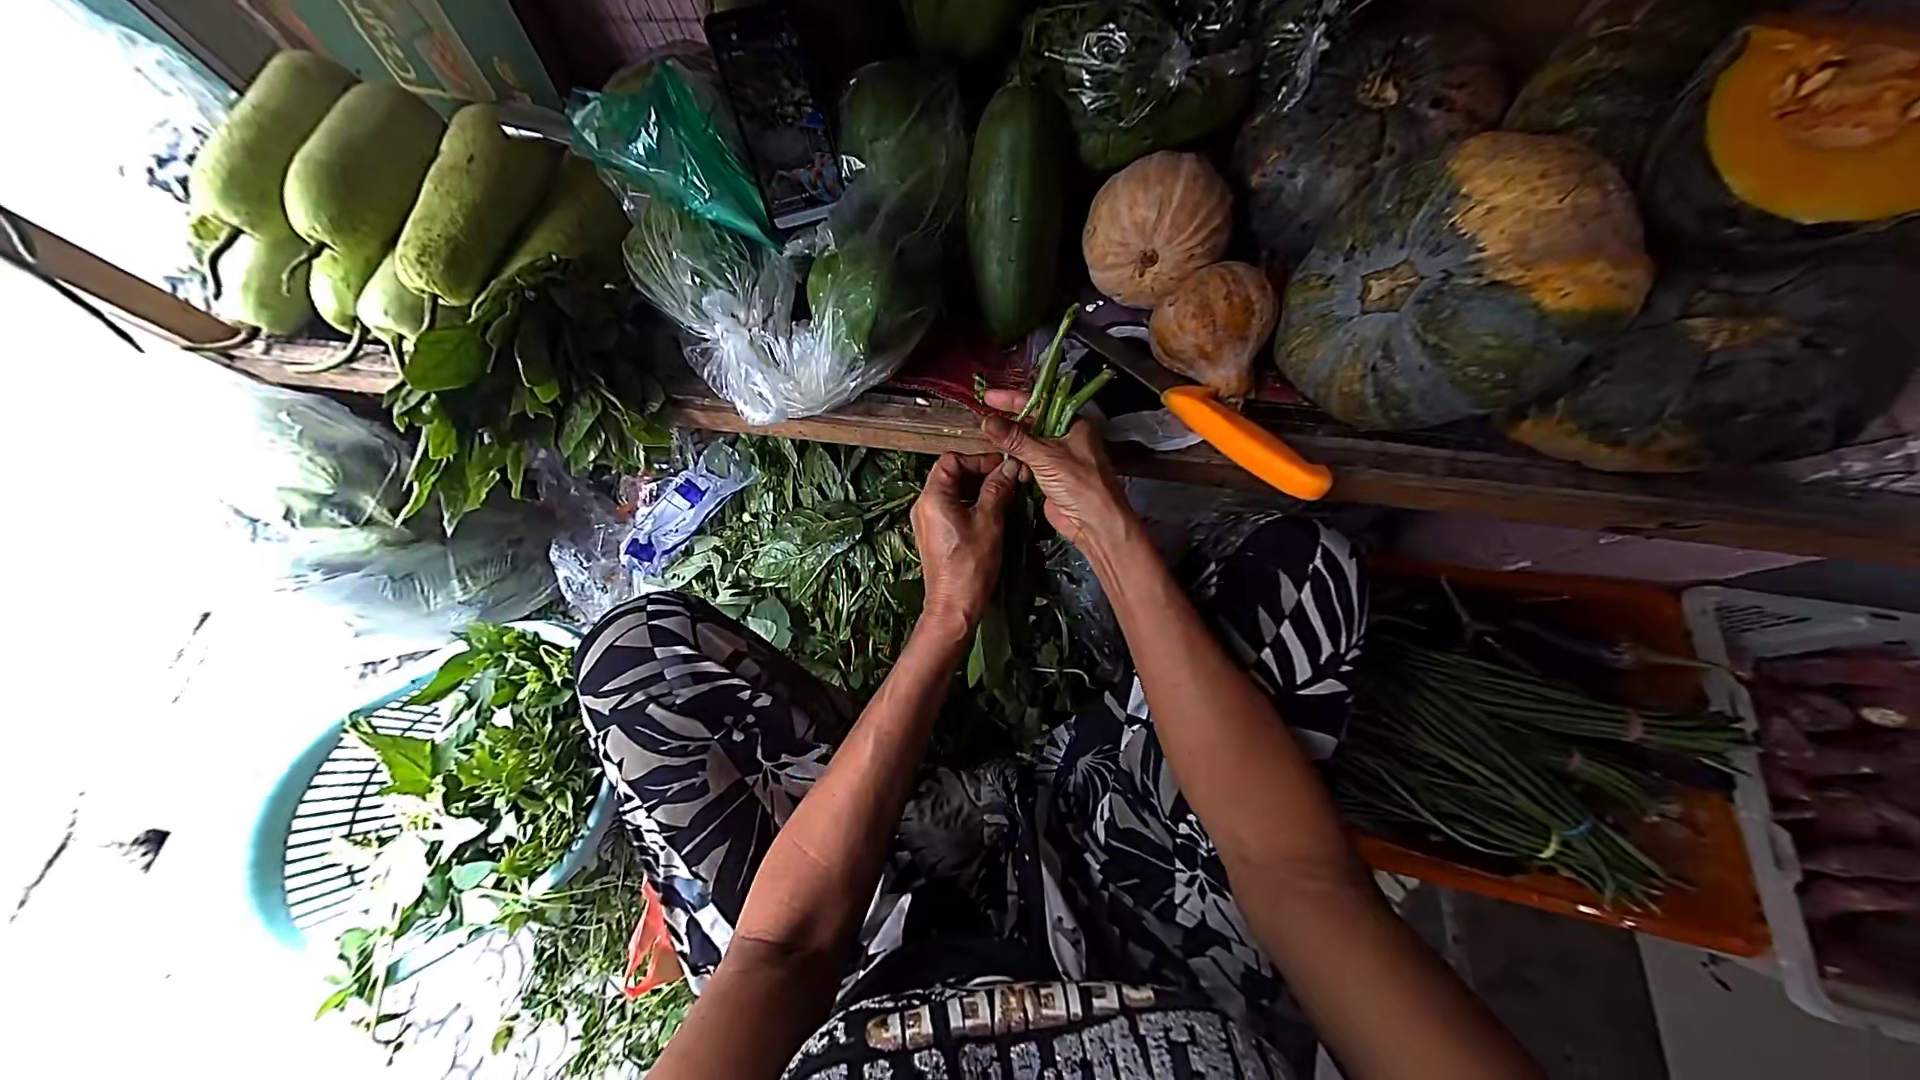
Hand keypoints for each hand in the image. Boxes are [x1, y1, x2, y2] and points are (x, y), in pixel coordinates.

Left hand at [911, 451, 1021, 639]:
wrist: (955, 604)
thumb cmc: (970, 565)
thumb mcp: (989, 521)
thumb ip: (998, 489)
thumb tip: (1009, 467)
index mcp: (932, 497)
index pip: (951, 460)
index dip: (977, 460)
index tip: (1001, 467)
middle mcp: (924, 505)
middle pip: (951, 474)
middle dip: (980, 473)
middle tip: (1007, 479)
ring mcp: (928, 521)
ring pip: (953, 492)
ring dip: (978, 489)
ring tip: (1004, 495)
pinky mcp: (935, 534)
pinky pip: (951, 508)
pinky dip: (971, 504)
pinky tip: (992, 512)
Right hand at [980, 388, 1138, 558]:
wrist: (1095, 522)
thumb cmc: (1079, 484)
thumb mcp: (1046, 457)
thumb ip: (1016, 439)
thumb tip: (988, 421)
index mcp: (1072, 423)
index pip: (1039, 403)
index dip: (1012, 399)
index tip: (988, 397)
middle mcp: (1066, 437)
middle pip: (1032, 423)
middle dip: (1009, 425)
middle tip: (983, 421)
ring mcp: (1058, 457)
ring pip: (1028, 445)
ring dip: (1012, 447)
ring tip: (991, 445)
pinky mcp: (1050, 477)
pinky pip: (1028, 464)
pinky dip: (1017, 464)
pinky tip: (1008, 468)